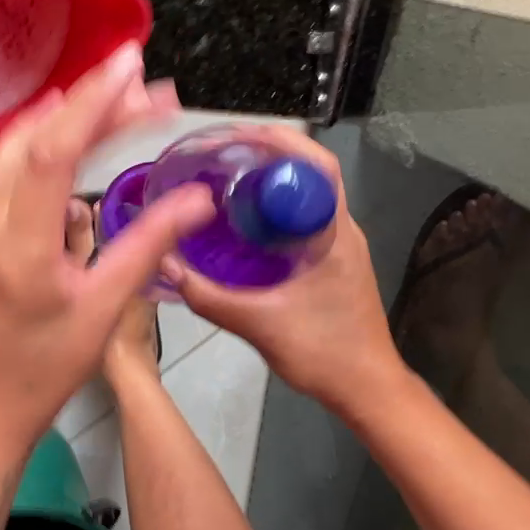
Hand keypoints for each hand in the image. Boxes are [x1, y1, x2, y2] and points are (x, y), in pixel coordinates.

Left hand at [0, 43, 214, 449]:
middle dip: (88, 104)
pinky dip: (37, 147)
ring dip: (60, 120)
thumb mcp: (104, 310)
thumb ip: (148, 245)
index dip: (91, 102)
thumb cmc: (46, 370)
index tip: (129, 66)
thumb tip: (199, 199)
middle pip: (32, 140)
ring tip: (111, 102)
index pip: (51, 151)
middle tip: (142, 87)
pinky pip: (3, 174)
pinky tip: (64, 142)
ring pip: (12, 153)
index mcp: (21, 246)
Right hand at [171, 127, 400, 410]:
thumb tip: (163, 264)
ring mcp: (340, 243)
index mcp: (334, 232)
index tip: (231, 140)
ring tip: (223, 177)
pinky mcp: (331, 260)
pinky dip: (272, 209)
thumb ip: (209, 297)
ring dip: (269, 180)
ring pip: (304, 194)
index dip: (275, 143)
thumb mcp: (259, 325)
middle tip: (218, 155)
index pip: (315, 165)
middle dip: (264, 154)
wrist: (366, 389)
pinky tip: (239, 221)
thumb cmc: (324, 353)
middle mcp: (342, 228)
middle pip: (308, 171)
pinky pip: (301, 218)